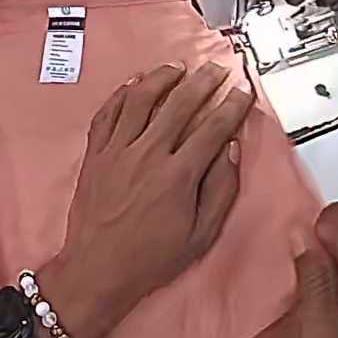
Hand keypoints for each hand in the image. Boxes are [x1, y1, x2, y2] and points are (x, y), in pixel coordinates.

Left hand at [39, 62, 254, 337]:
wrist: (97, 269)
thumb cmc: (150, 258)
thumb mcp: (200, 235)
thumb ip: (220, 189)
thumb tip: (232, 150)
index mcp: (177, 176)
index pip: (213, 128)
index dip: (231, 106)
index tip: (241, 92)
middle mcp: (147, 156)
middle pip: (179, 104)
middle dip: (203, 82)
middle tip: (215, 71)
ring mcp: (117, 151)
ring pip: (141, 99)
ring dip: (161, 78)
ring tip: (177, 68)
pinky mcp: (95, 154)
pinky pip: (108, 113)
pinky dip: (122, 94)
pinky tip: (134, 83)